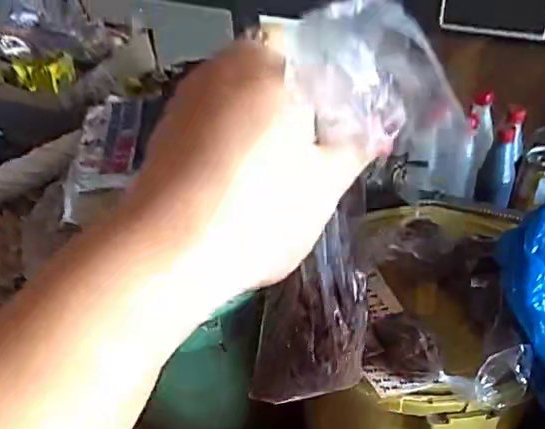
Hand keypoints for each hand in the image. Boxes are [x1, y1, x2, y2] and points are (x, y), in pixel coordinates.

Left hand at [121, 40, 379, 297]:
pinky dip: (233, 155)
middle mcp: (226, 65)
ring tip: (278, 191)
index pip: (322, 66)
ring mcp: (191, 97)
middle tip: (317, 171)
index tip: (352, 144)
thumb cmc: (262, 213)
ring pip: (244, 109)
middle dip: (300, 121)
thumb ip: (353, 152)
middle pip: (278, 84)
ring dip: (265, 139)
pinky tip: (241, 196)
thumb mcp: (324, 188)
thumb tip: (376, 133)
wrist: (176, 248)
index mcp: (274, 65)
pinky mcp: (168, 131)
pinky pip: (215, 133)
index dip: (342, 107)